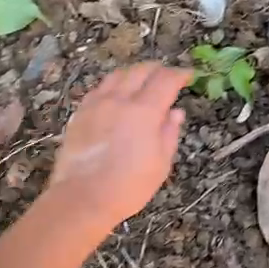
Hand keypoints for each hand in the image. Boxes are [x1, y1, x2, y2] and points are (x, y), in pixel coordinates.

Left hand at [44, 63, 188, 229]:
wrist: (83, 197)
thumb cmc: (128, 187)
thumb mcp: (160, 164)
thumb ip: (169, 133)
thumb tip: (175, 112)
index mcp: (144, 112)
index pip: (166, 80)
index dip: (180, 74)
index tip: (188, 76)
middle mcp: (119, 100)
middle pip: (140, 71)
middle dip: (157, 70)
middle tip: (167, 77)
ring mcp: (96, 104)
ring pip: (117, 75)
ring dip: (133, 73)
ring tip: (141, 81)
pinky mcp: (80, 113)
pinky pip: (99, 89)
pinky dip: (113, 85)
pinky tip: (116, 95)